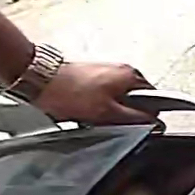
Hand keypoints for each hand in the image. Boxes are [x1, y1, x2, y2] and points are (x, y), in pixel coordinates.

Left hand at [33, 60, 156, 124]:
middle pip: (135, 101)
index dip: (146, 116)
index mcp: (133, 75)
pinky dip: (95, 105)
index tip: (133, 124)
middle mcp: (122, 70)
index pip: (155, 100)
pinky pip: (102, 97)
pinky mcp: (92, 76)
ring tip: (90, 114)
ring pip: (117, 100)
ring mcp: (106, 71)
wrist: (39, 80)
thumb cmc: (69, 92)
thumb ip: (137, 119)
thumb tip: (155, 123)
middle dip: (123, 114)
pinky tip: (82, 109)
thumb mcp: (109, 113)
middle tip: (107, 120)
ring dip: (107, 111)